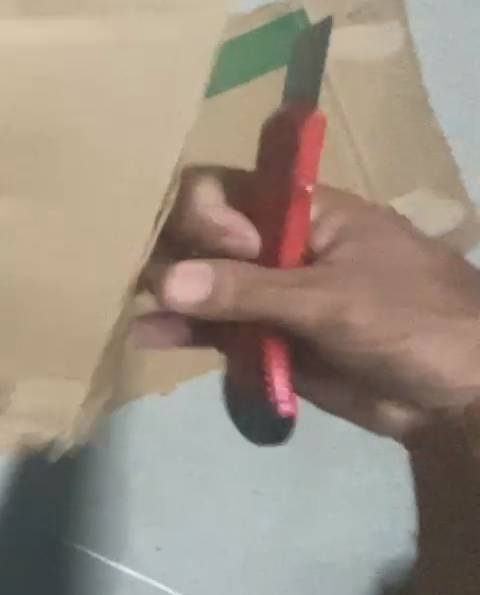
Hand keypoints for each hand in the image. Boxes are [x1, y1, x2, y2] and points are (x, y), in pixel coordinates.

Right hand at [138, 167, 479, 440]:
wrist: (465, 404)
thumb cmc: (424, 328)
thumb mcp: (337, 302)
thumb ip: (247, 291)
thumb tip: (162, 283)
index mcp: (306, 216)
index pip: (224, 190)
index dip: (205, 213)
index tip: (225, 248)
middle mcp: (273, 246)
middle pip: (193, 233)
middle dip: (173, 256)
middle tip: (172, 289)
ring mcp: (260, 291)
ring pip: (189, 280)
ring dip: (165, 296)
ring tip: (150, 315)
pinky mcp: (252, 333)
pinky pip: (199, 324)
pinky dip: (173, 329)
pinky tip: (147, 337)